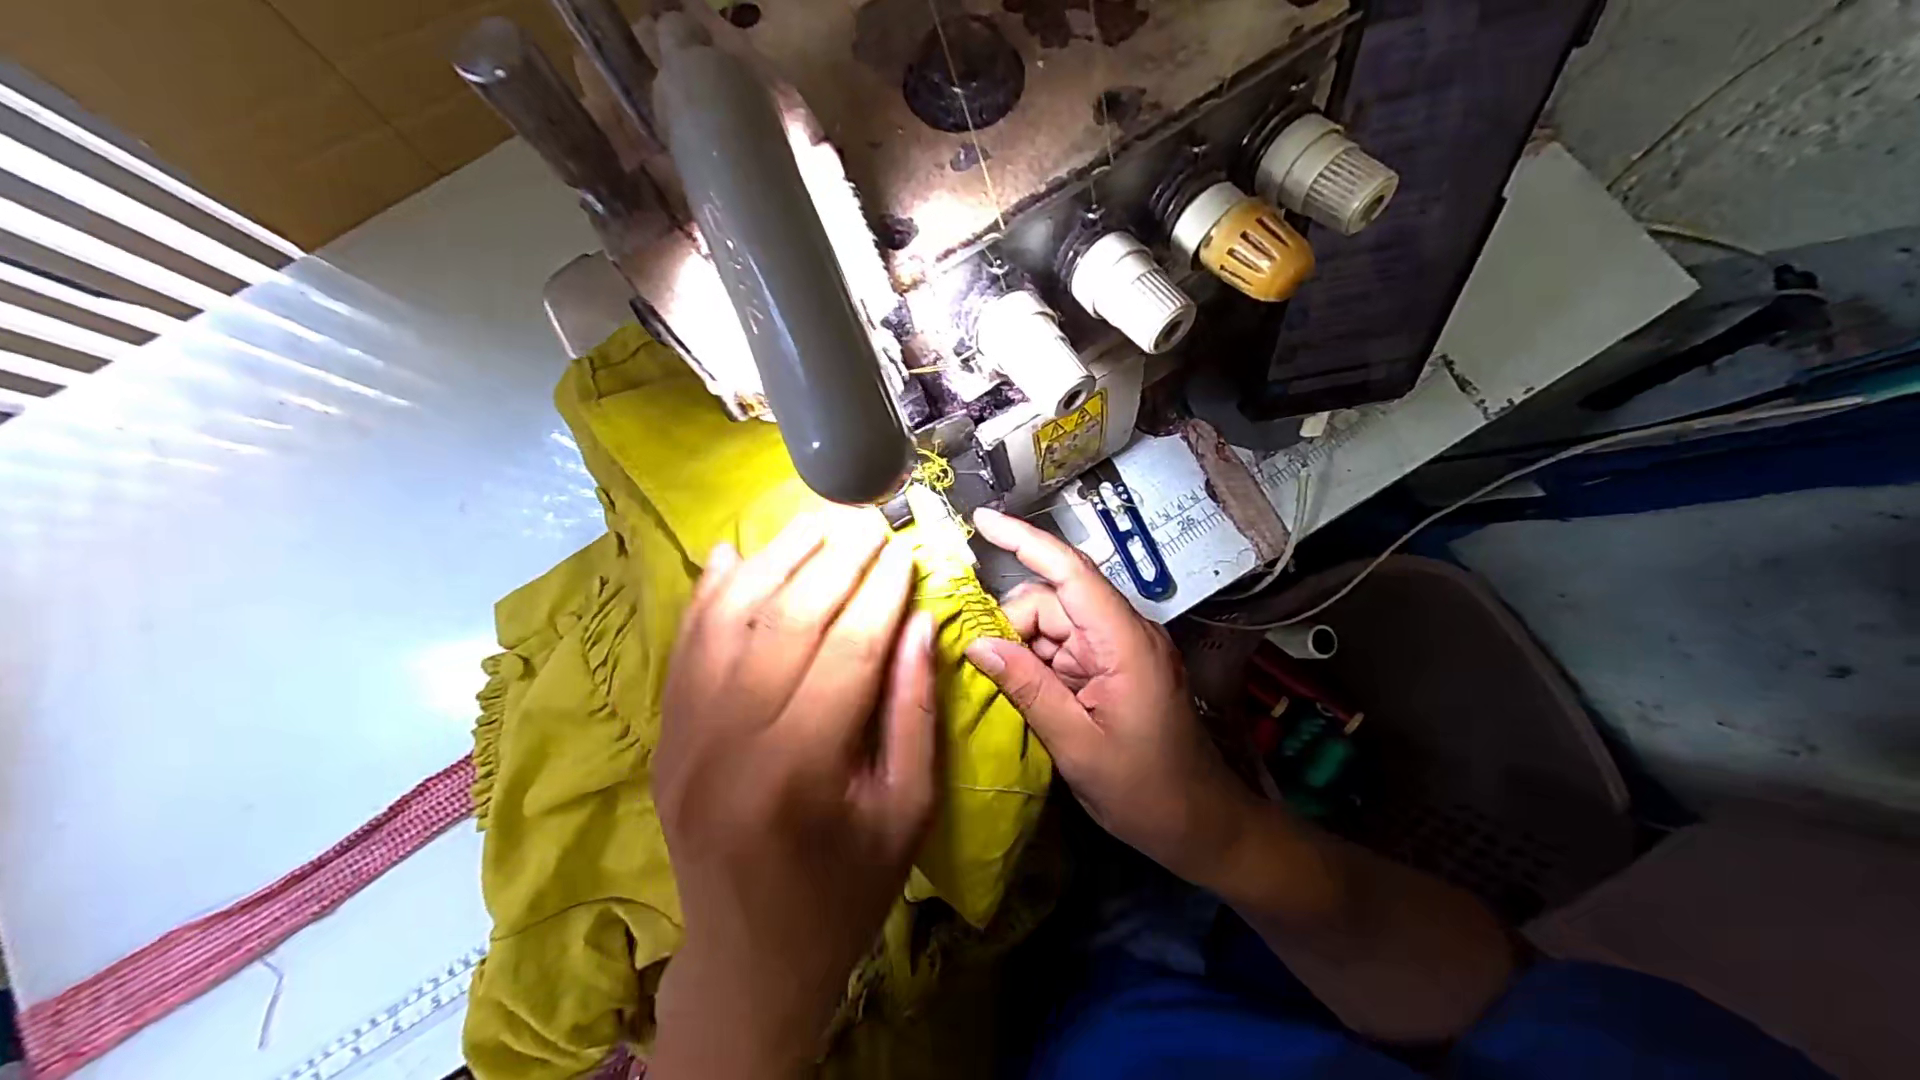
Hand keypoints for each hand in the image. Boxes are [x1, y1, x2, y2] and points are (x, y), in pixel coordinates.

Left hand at [650, 511, 936, 1077]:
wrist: (752, 956)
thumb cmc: (848, 891)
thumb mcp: (907, 809)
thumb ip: (912, 710)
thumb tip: (919, 620)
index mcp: (800, 770)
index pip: (848, 649)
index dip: (882, 592)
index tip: (904, 549)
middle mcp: (729, 741)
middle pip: (785, 620)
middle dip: (834, 560)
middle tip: (867, 519)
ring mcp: (684, 734)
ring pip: (729, 619)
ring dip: (776, 559)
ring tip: (817, 518)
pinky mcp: (665, 734)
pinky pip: (685, 645)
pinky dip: (710, 593)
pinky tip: (735, 551)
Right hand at [962, 507, 1261, 893]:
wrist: (1203, 826)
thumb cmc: (1148, 793)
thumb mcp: (1078, 746)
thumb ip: (1028, 689)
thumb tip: (978, 645)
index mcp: (1125, 643)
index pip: (1070, 572)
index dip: (1024, 540)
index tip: (981, 520)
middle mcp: (1125, 634)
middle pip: (1053, 602)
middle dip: (1011, 626)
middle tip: (981, 667)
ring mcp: (1120, 650)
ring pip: (1054, 626)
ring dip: (1023, 649)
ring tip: (1003, 688)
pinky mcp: (1115, 668)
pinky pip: (1065, 649)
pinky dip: (1038, 664)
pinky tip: (1024, 692)